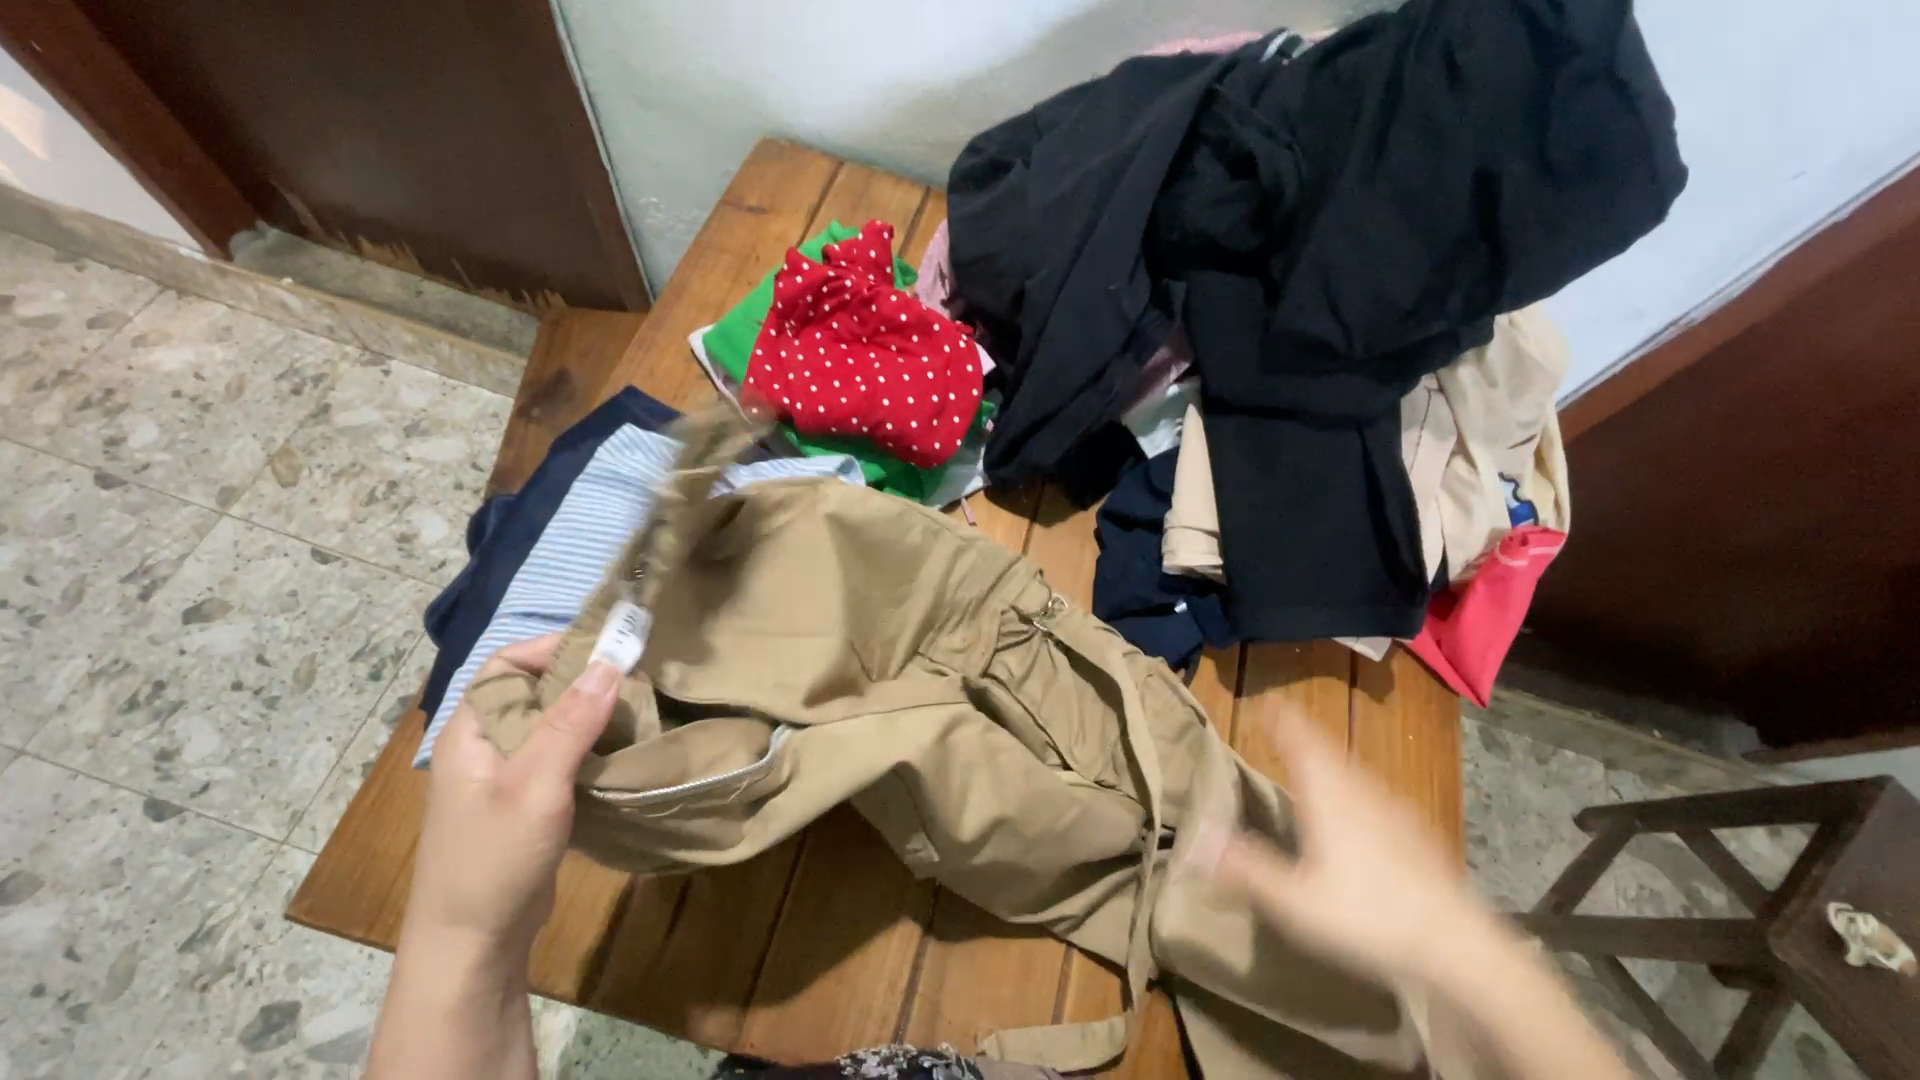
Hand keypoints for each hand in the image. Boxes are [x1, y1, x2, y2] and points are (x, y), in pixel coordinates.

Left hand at [406, 634, 619, 959]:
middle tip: (637, 679)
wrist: (473, 947)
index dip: (553, 649)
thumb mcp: (535, 785)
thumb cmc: (493, 860)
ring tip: (639, 711)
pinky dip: (593, 748)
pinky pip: (562, 757)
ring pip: (553, 726)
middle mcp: (486, 746)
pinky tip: (624, 752)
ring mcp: (506, 777)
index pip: (507, 665)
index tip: (608, 650)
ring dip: (593, 716)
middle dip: (583, 681)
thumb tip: (611, 661)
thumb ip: (571, 722)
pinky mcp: (529, 802)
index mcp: (471, 731)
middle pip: (535, 692)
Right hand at [1186, 711, 1503, 988]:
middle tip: (1283, 725)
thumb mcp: (1294, 900)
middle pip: (1329, 751)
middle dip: (1304, 735)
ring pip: (1354, 772)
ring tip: (1313, 761)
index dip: (1283, 720)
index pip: (1301, 742)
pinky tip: (1359, 812)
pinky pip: (1375, 795)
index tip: (1268, 702)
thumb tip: (1195, 838)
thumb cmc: (1368, 916)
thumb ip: (1245, 867)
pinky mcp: (1416, 836)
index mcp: (1328, 796)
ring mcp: (1395, 812)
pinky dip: (1355, 788)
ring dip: (1330, 760)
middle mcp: (1361, 792)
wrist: (1458, 947)